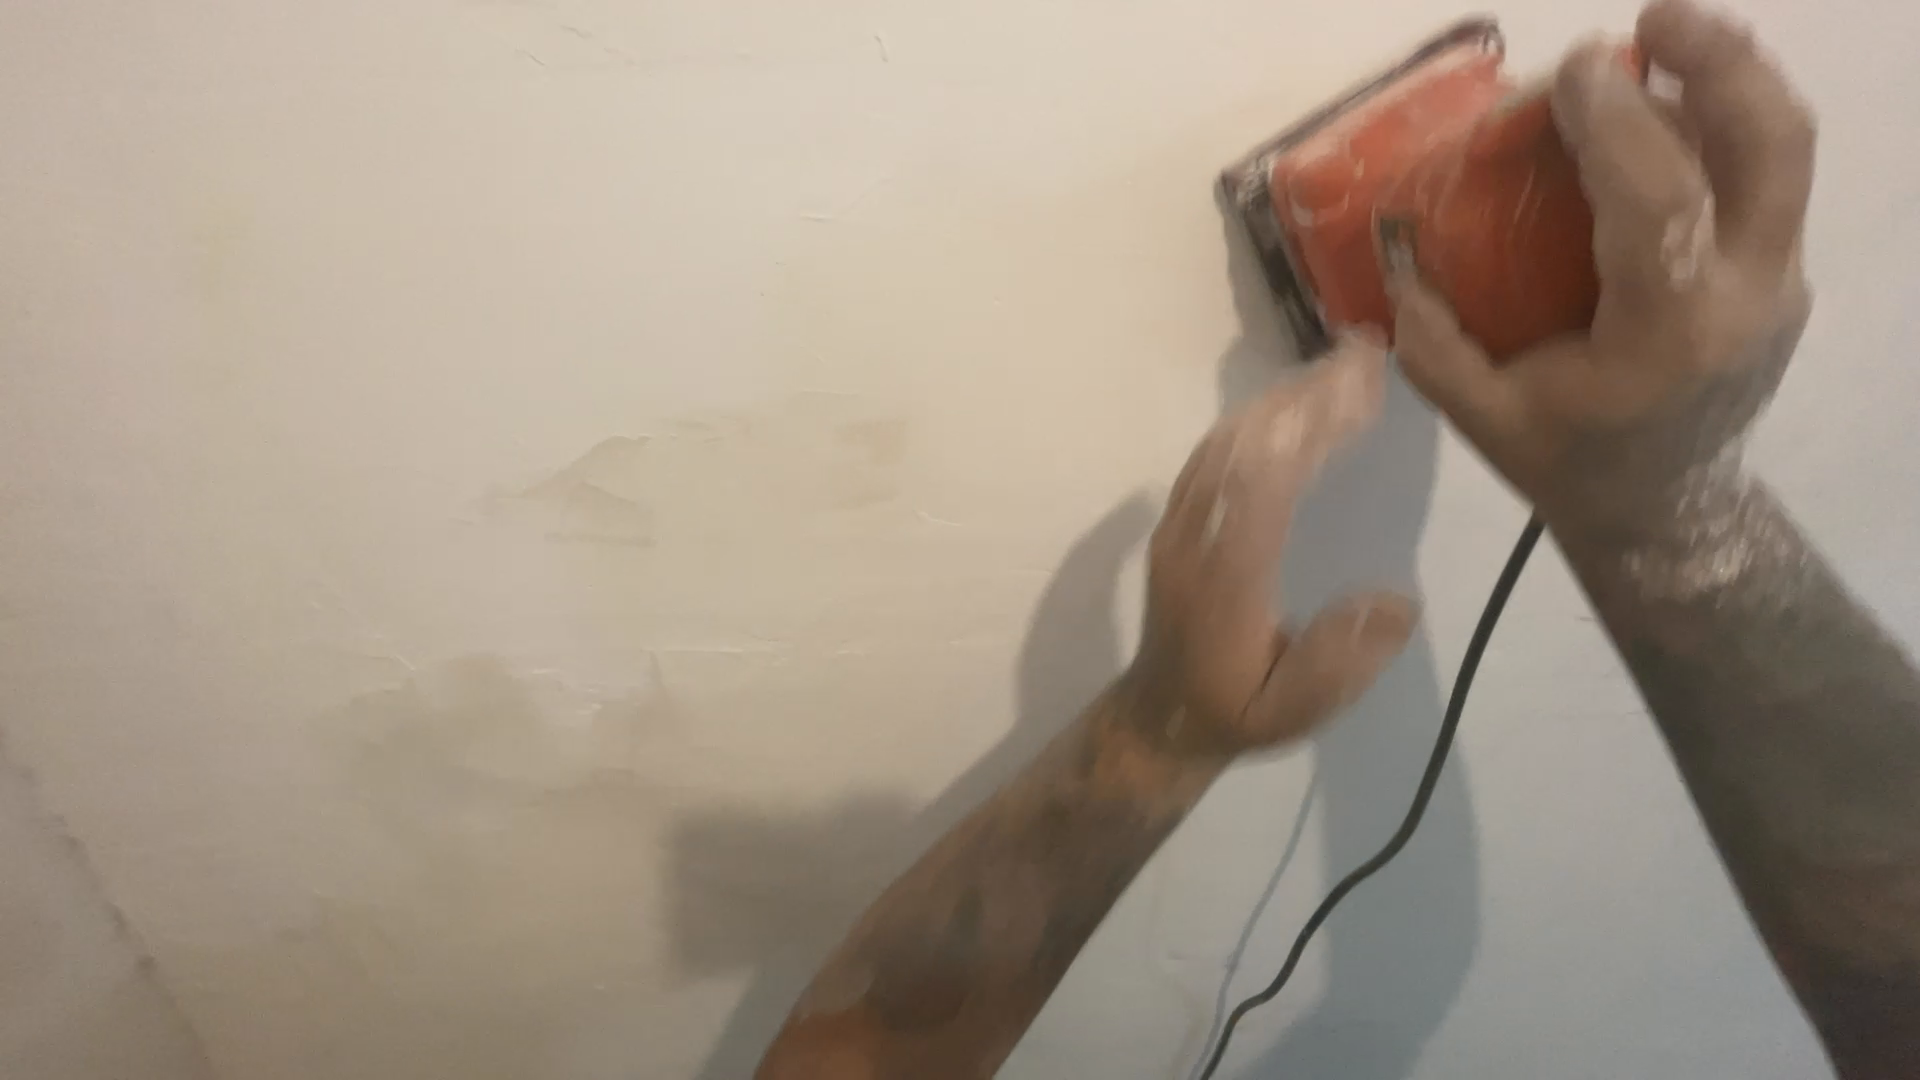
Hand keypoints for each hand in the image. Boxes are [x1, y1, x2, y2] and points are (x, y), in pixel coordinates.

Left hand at [1133, 335, 1417, 756]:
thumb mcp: (1289, 713)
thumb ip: (1338, 664)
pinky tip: (1287, 407)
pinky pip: (1206, 461)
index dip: (1307, 429)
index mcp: (1223, 580)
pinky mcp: (1173, 526)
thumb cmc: (1234, 711)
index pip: (1259, 486)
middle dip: (1300, 399)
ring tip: (1337, 369)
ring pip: (1217, 448)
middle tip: (1363, 356)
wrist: (1163, 713)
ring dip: (1275, 403)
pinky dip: (1249, 425)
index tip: (1361, 385)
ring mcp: (1174, 529)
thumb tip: (1396, 601)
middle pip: (1238, 451)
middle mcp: (1190, 541)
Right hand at [1391, 0, 1814, 537]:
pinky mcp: (1779, 277)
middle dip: (1719, 63)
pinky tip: (1661, 126)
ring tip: (1664, 44)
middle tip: (1647, 23)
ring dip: (1730, 83)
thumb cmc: (1563, 465)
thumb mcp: (1480, 416)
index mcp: (1665, 335)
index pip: (1658, 205)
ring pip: (1785, 153)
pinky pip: (1760, 184)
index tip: (1571, 73)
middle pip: (1771, 147)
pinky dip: (1716, 134)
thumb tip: (1395, 261)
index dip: (1618, 127)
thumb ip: (1432, 341)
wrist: (1662, 508)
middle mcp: (1748, 296)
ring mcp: (1781, 283)